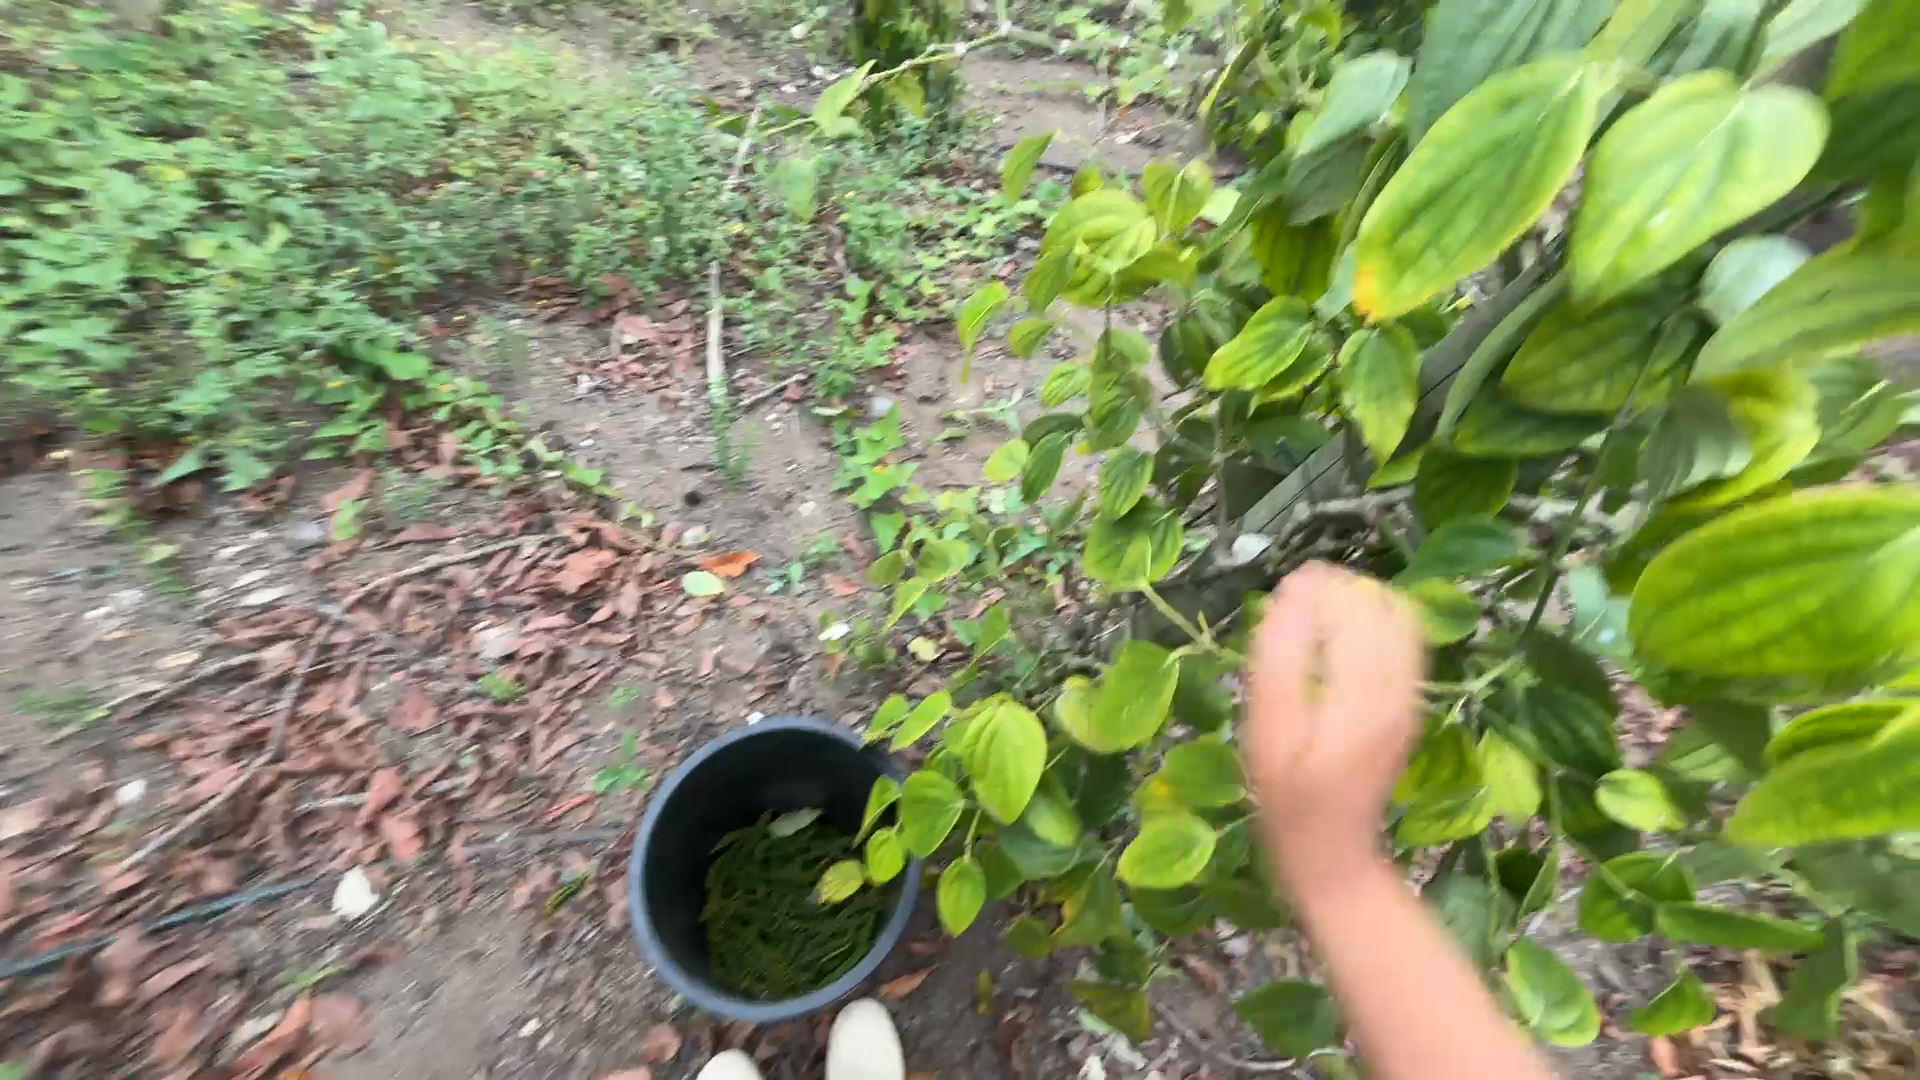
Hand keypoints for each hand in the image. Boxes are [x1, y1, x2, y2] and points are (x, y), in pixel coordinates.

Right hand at [1245, 561, 1424, 885]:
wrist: (1333, 849)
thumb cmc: (1287, 794)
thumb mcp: (1268, 732)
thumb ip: (1278, 663)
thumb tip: (1288, 600)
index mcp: (1363, 695)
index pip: (1355, 614)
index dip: (1322, 589)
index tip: (1288, 581)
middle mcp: (1399, 690)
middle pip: (1384, 611)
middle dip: (1343, 589)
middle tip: (1299, 588)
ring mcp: (1410, 699)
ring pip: (1401, 624)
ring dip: (1363, 602)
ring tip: (1319, 602)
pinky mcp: (1409, 706)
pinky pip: (1406, 645)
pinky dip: (1378, 623)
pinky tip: (1344, 630)